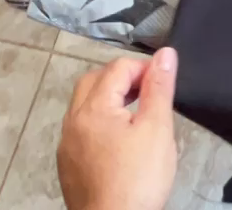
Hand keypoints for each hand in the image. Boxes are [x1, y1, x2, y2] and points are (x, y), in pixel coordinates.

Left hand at [58, 47, 178, 209]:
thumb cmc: (138, 179)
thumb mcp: (157, 128)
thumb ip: (159, 87)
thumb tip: (165, 53)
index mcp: (92, 110)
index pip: (118, 68)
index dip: (144, 69)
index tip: (163, 86)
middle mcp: (72, 123)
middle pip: (94, 81)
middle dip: (122, 78)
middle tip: (147, 93)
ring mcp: (66, 147)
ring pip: (84, 104)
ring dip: (109, 98)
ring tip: (137, 113)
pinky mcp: (68, 166)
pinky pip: (81, 128)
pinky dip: (100, 120)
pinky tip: (120, 140)